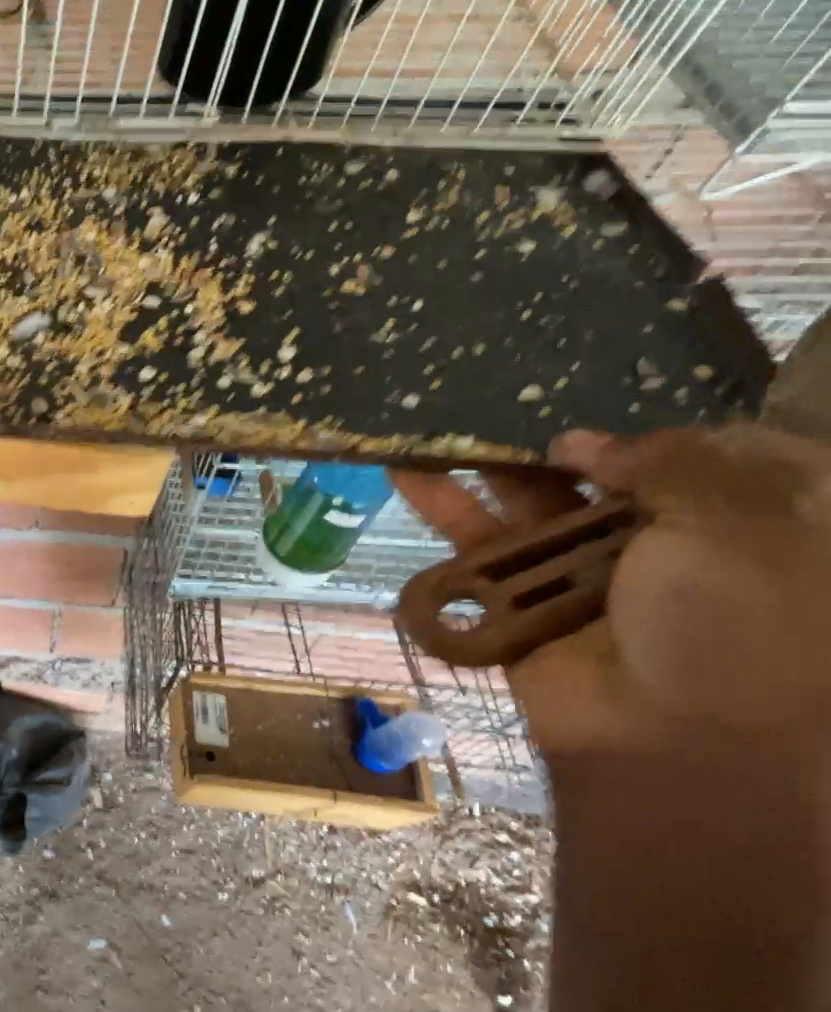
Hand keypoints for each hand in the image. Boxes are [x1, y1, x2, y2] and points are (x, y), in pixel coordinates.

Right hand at [392, 425, 830, 753]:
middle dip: (557, 451)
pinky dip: (441, 511)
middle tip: (507, 413)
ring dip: (484, 472)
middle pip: (604, 483)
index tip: (622, 424)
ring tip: (436, 431)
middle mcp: (669, 553)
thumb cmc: (732, 622)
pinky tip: (404, 474)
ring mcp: (587, 580)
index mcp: (745, 531)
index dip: (663, 438)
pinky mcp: (519, 603)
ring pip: (530, 511)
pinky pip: (476, 551)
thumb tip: (586, 443)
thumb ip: (666, 462)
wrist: (672, 737)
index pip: (709, 463)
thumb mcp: (729, 523)